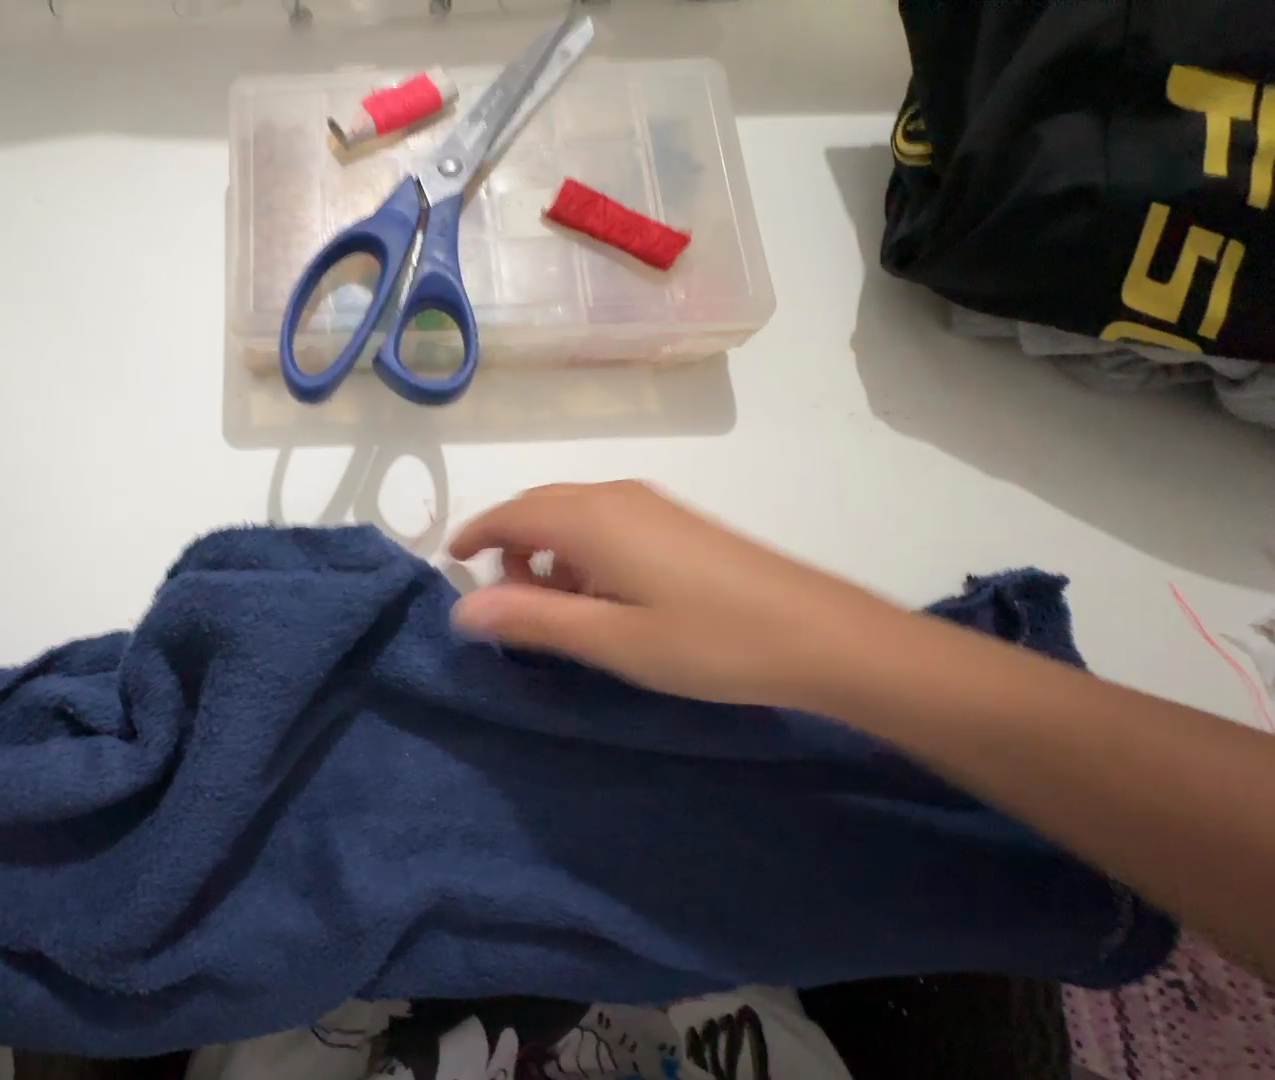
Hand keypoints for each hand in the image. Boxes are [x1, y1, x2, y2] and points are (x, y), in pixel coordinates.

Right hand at [448, 481, 904, 706]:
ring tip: (557, 609)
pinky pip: (604, 523)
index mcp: (591, 519)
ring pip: (572, 514)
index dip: (474, 535)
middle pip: (538, 507)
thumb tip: (461, 609)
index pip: (510, 514)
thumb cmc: (708, 641)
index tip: (451, 562)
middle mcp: (615, 498)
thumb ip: (531, 619)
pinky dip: (580, 551)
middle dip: (510, 546)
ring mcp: (650, 505)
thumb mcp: (610, 640)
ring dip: (547, 551)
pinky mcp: (675, 522)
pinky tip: (602, 596)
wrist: (823, 635)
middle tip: (507, 602)